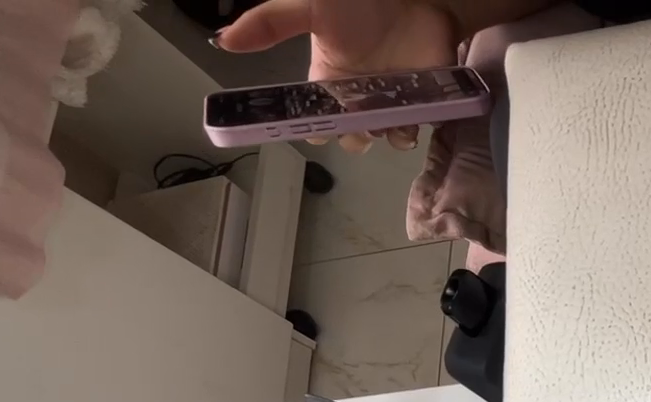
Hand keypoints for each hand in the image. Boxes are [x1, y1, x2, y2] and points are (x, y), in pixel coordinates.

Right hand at [216, 0, 474, 151]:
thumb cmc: (360, 3)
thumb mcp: (308, 8)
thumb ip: (270, 24)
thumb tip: (223, 41)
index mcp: (331, 79)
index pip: (318, 115)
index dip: (316, 128)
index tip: (317, 132)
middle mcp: (362, 97)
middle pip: (356, 134)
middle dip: (356, 139)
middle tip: (359, 129)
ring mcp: (396, 102)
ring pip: (391, 136)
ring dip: (389, 138)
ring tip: (390, 125)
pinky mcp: (427, 102)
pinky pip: (423, 126)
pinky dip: (419, 128)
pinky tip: (415, 120)